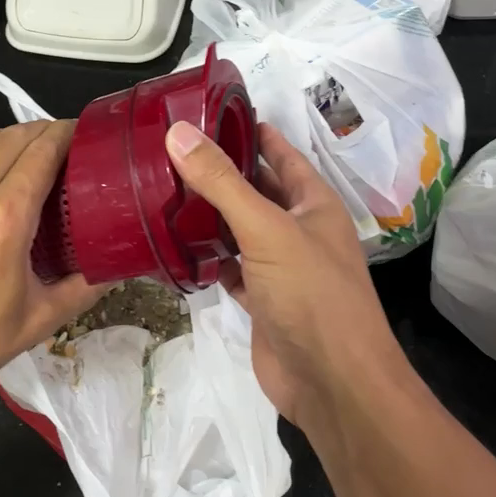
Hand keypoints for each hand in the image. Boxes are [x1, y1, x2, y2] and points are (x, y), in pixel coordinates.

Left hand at [0, 72, 104, 422]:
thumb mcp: (35, 322)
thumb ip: (83, 287)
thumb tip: (120, 263)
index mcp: (8, 217)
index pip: (45, 152)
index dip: (67, 135)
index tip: (81, 136)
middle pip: (14, 137)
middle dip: (41, 133)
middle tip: (56, 146)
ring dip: (3, 135)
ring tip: (17, 145)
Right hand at [166, 120, 404, 429]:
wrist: (333, 384)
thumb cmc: (311, 293)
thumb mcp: (266, 228)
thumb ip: (222, 182)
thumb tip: (178, 131)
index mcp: (314, 202)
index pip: (280, 153)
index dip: (250, 131)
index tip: (206, 112)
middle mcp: (299, 229)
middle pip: (256, 190)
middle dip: (221, 172)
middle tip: (168, 150)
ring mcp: (281, 267)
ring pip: (240, 229)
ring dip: (209, 214)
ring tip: (162, 189)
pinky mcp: (262, 301)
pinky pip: (231, 267)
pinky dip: (208, 257)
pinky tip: (176, 244)